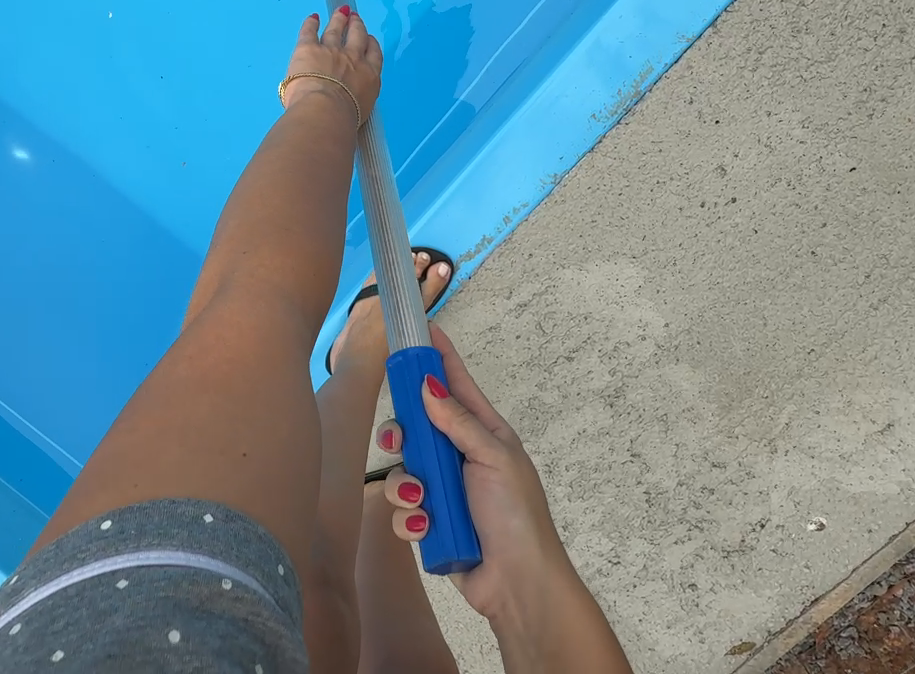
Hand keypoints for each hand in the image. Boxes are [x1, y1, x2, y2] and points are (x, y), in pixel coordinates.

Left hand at [283, 7, 381, 124]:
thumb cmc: (343, 120)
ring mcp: (332, 50)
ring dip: (339, 20)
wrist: (325, 111)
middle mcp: (353, 59)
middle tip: (355, 17)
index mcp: (369, 76)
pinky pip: (310, 31)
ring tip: (340, 11)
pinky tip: (313, 17)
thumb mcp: (360, 112)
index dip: (371, 43)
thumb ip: (356, 101)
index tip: (370, 38)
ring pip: (336, 30)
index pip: (374, 54)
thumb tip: (348, 105)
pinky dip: (311, 23)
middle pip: (358, 36)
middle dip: (357, 25)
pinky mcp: (309, 48)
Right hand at [373, 327, 575, 622]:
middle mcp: (458, 454)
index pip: (454, 384)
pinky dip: (409, 517)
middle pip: (415, 424)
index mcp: (481, 431)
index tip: (421, 328)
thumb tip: (428, 385)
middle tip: (396, 439)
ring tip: (420, 500)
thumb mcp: (493, 459)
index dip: (438, 356)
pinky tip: (424, 527)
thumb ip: (458, 422)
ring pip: (402, 467)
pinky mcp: (429, 520)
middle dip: (400, 431)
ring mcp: (442, 487)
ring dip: (405, 484)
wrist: (517, 586)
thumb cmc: (516, 516)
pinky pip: (402, 507)